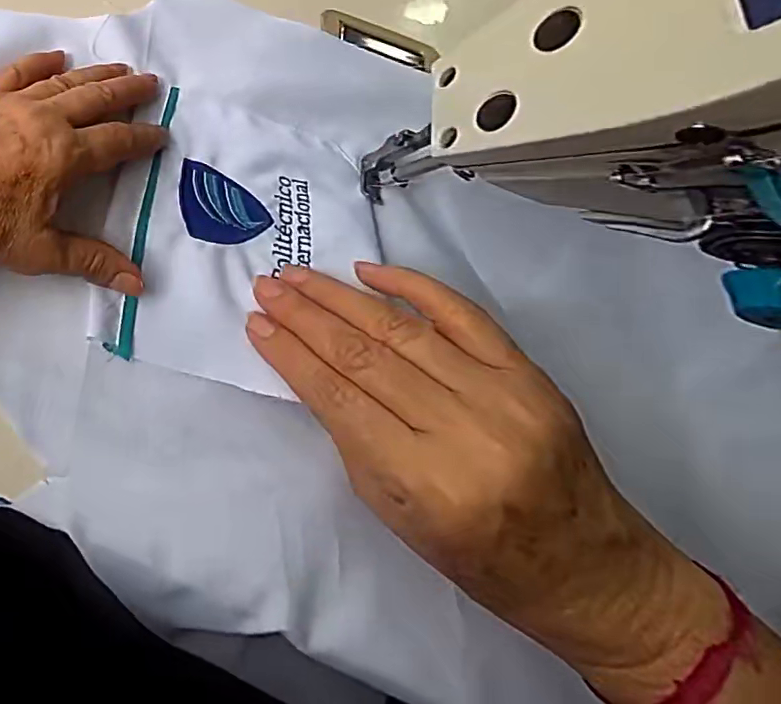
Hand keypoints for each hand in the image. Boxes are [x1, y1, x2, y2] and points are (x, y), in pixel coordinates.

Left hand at [0, 51, 165, 294]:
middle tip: (150, 83)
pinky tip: (53, 57)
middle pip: (96, 99)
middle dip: (127, 91)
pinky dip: (38, 62)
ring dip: (92, 73)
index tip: (160, 133)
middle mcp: (44, 120)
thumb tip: (138, 283)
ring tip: (116, 67)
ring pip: (62, 81)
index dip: (143, 137)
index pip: (116, 141)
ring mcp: (10, 103)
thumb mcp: (36, 249)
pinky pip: (16, 72)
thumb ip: (89, 260)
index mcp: (65, 155)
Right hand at [246, 263, 736, 701]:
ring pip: (401, 331)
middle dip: (303, 316)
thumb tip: (301, 360)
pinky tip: (369, 272)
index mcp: (423, 477)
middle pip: (363, 356)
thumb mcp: (383, 499)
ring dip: (339, 296)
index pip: (335, 395)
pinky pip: (466, 317)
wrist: (589, 570)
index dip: (288, 353)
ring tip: (297, 276)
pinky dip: (414, 288)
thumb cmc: (467, 545)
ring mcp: (506, 400)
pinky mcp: (533, 379)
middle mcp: (466, 433)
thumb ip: (345, 427)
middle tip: (266, 287)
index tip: (254, 322)